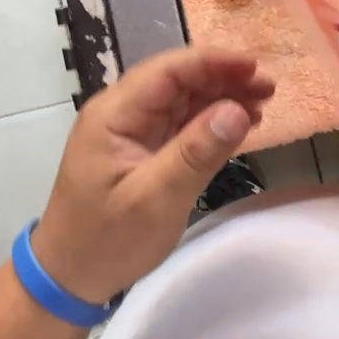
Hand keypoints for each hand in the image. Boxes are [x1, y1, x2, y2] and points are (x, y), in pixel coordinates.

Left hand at [33, 47, 275, 302]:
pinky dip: (209, 121)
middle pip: (176, 80)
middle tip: (269, 88)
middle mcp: (120, 113)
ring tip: (263, 104)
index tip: (255, 67)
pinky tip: (239, 125)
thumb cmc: (107, 240)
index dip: (212, 63)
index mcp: (114, 115)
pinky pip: (178, 123)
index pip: (167, 71)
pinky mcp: (140, 150)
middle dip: (222, 78)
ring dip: (220, 97)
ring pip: (180, 99)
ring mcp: (129, 131)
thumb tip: (238, 110)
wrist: (69, 276)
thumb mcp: (155, 200)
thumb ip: (196, 153)